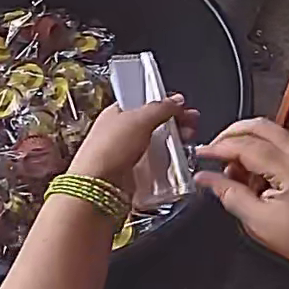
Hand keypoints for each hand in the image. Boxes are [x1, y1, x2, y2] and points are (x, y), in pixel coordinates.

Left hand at [67, 96, 198, 198]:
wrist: (98, 187)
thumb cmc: (107, 149)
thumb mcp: (139, 119)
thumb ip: (161, 108)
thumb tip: (175, 101)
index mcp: (116, 113)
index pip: (144, 102)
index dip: (164, 102)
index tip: (181, 106)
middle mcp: (120, 133)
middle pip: (152, 123)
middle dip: (173, 122)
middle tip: (190, 123)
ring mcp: (126, 154)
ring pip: (154, 144)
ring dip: (172, 142)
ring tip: (186, 141)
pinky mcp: (132, 173)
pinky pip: (153, 164)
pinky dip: (165, 162)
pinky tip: (174, 161)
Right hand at [194, 118, 288, 276]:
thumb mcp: (259, 223)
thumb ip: (229, 194)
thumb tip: (205, 177)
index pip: (246, 146)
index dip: (218, 148)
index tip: (201, 154)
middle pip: (260, 126)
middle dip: (231, 134)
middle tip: (214, 151)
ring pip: (271, 131)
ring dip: (248, 142)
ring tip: (235, 170)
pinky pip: (283, 142)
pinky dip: (263, 148)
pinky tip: (255, 172)